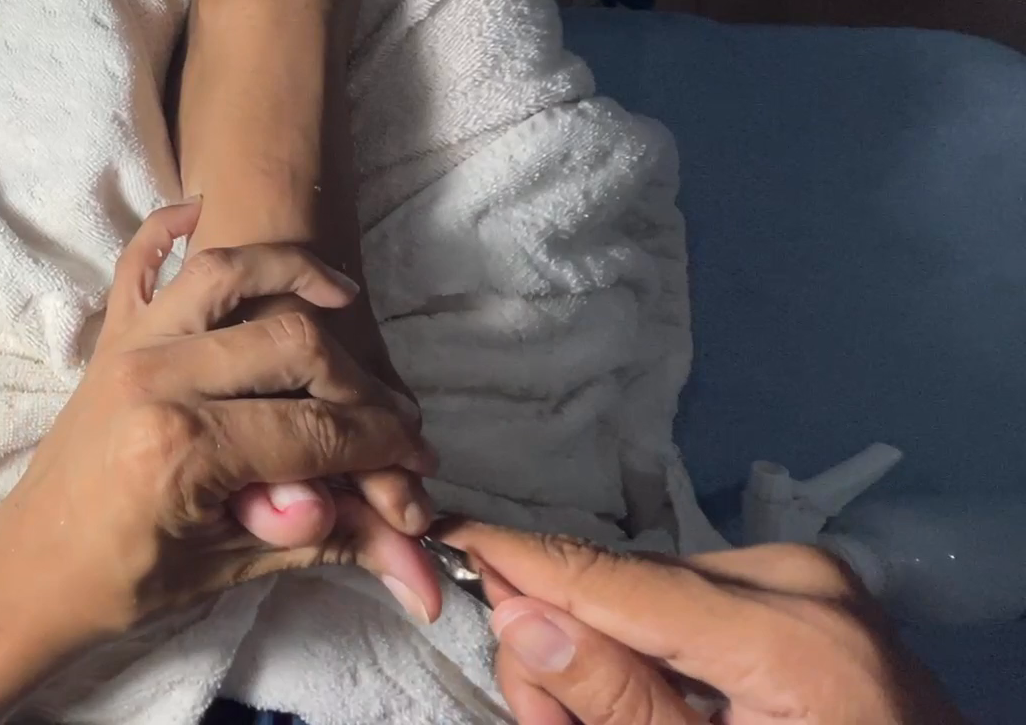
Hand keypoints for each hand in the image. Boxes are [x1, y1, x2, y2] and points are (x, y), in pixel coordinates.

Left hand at [0, 199, 443, 650]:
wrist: (31, 562)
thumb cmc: (122, 579)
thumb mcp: (227, 571)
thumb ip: (324, 541)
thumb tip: (419, 560)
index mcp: (184, 447)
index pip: (317, 431)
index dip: (382, 446)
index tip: (417, 457)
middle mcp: (157, 376)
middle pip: (290, 342)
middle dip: (356, 383)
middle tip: (386, 416)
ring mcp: (129, 344)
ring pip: (224, 272)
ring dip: (290, 271)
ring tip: (340, 297)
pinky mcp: (110, 334)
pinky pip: (138, 259)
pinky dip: (170, 225)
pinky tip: (204, 209)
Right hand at [442, 522, 966, 724]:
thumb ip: (618, 701)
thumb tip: (515, 614)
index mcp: (791, 639)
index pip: (604, 576)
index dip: (510, 555)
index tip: (437, 534)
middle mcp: (795, 582)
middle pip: (609, 585)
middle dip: (555, 644)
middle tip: (546, 723)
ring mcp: (802, 579)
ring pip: (631, 588)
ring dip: (591, 646)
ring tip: (587, 716)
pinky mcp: (797, 588)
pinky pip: (671, 595)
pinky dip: (637, 641)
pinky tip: (639, 691)